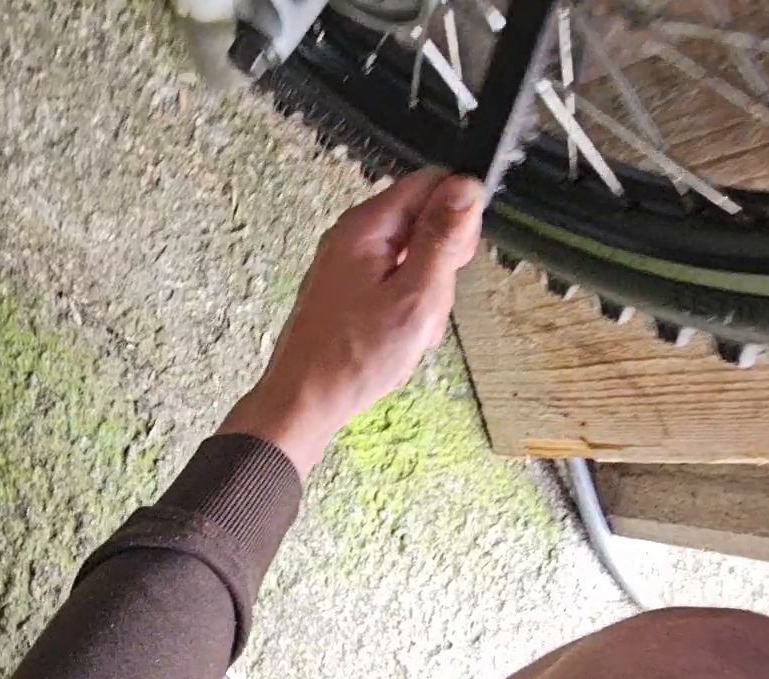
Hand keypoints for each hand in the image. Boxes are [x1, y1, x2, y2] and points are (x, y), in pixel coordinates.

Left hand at [220, 169, 483, 476]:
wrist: (303, 403)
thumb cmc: (351, 359)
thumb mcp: (415, 295)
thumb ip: (443, 238)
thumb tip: (466, 185)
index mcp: (364, 227)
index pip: (431, 184)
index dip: (457, 218)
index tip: (455, 260)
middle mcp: (351, 241)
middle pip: (423, 227)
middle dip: (439, 270)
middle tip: (425, 307)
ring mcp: (347, 271)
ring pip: (412, 267)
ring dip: (422, 302)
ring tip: (404, 334)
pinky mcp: (346, 298)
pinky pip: (392, 293)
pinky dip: (402, 318)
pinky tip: (392, 344)